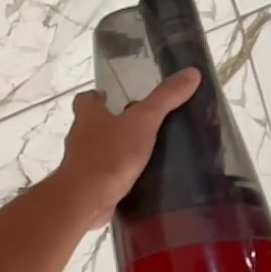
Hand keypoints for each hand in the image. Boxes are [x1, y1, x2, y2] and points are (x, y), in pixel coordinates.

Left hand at [53, 68, 200, 227]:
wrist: (85, 199)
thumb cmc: (110, 154)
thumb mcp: (143, 121)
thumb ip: (165, 98)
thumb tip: (191, 72)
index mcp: (87, 116)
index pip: (85, 99)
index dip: (96, 96)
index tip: (111, 96)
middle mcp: (80, 136)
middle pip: (93, 124)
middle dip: (113, 122)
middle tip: (141, 124)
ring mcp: (81, 162)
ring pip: (99, 149)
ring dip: (117, 148)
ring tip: (146, 150)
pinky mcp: (87, 185)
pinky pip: (104, 174)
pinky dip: (117, 173)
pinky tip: (138, 177)